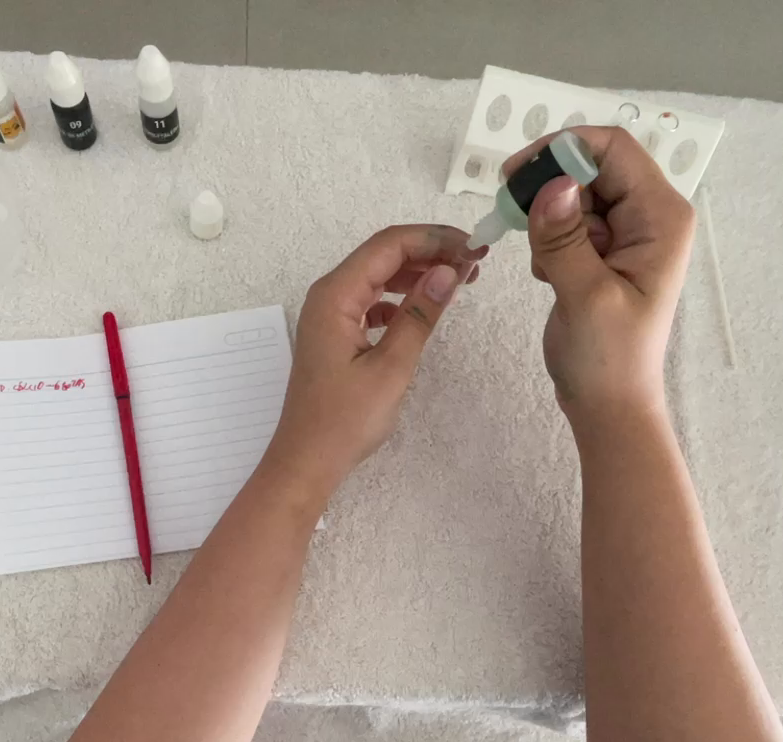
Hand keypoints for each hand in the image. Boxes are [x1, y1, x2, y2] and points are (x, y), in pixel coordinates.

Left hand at [263, 224, 483, 499]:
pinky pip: (370, 303)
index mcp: (335, 296)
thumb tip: (449, 271)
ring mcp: (328, 317)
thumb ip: (420, 315)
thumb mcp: (391, 367)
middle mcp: (327, 297)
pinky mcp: (334, 337)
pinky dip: (399, 300)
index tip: (475, 248)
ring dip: (417, 275)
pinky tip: (422, 310)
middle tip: (475, 264)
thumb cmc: (345, 421)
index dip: (435, 239)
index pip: (389, 245)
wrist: (307, 461)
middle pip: (383, 255)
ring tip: (458, 282)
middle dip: (430, 252)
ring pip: (378, 278)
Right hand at [504, 127, 694, 426]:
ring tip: (544, 267)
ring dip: (549, 221)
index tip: (513, 173)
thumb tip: (550, 185)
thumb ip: (565, 239)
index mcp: (660, 217)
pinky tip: (548, 276)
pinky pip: (572, 226)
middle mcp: (649, 217)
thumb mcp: (584, 296)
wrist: (608, 404)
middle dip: (551, 187)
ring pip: (578, 197)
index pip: (615, 151)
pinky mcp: (603, 256)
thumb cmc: (606, 357)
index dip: (564, 150)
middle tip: (510, 214)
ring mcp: (627, 237)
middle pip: (595, 169)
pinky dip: (550, 242)